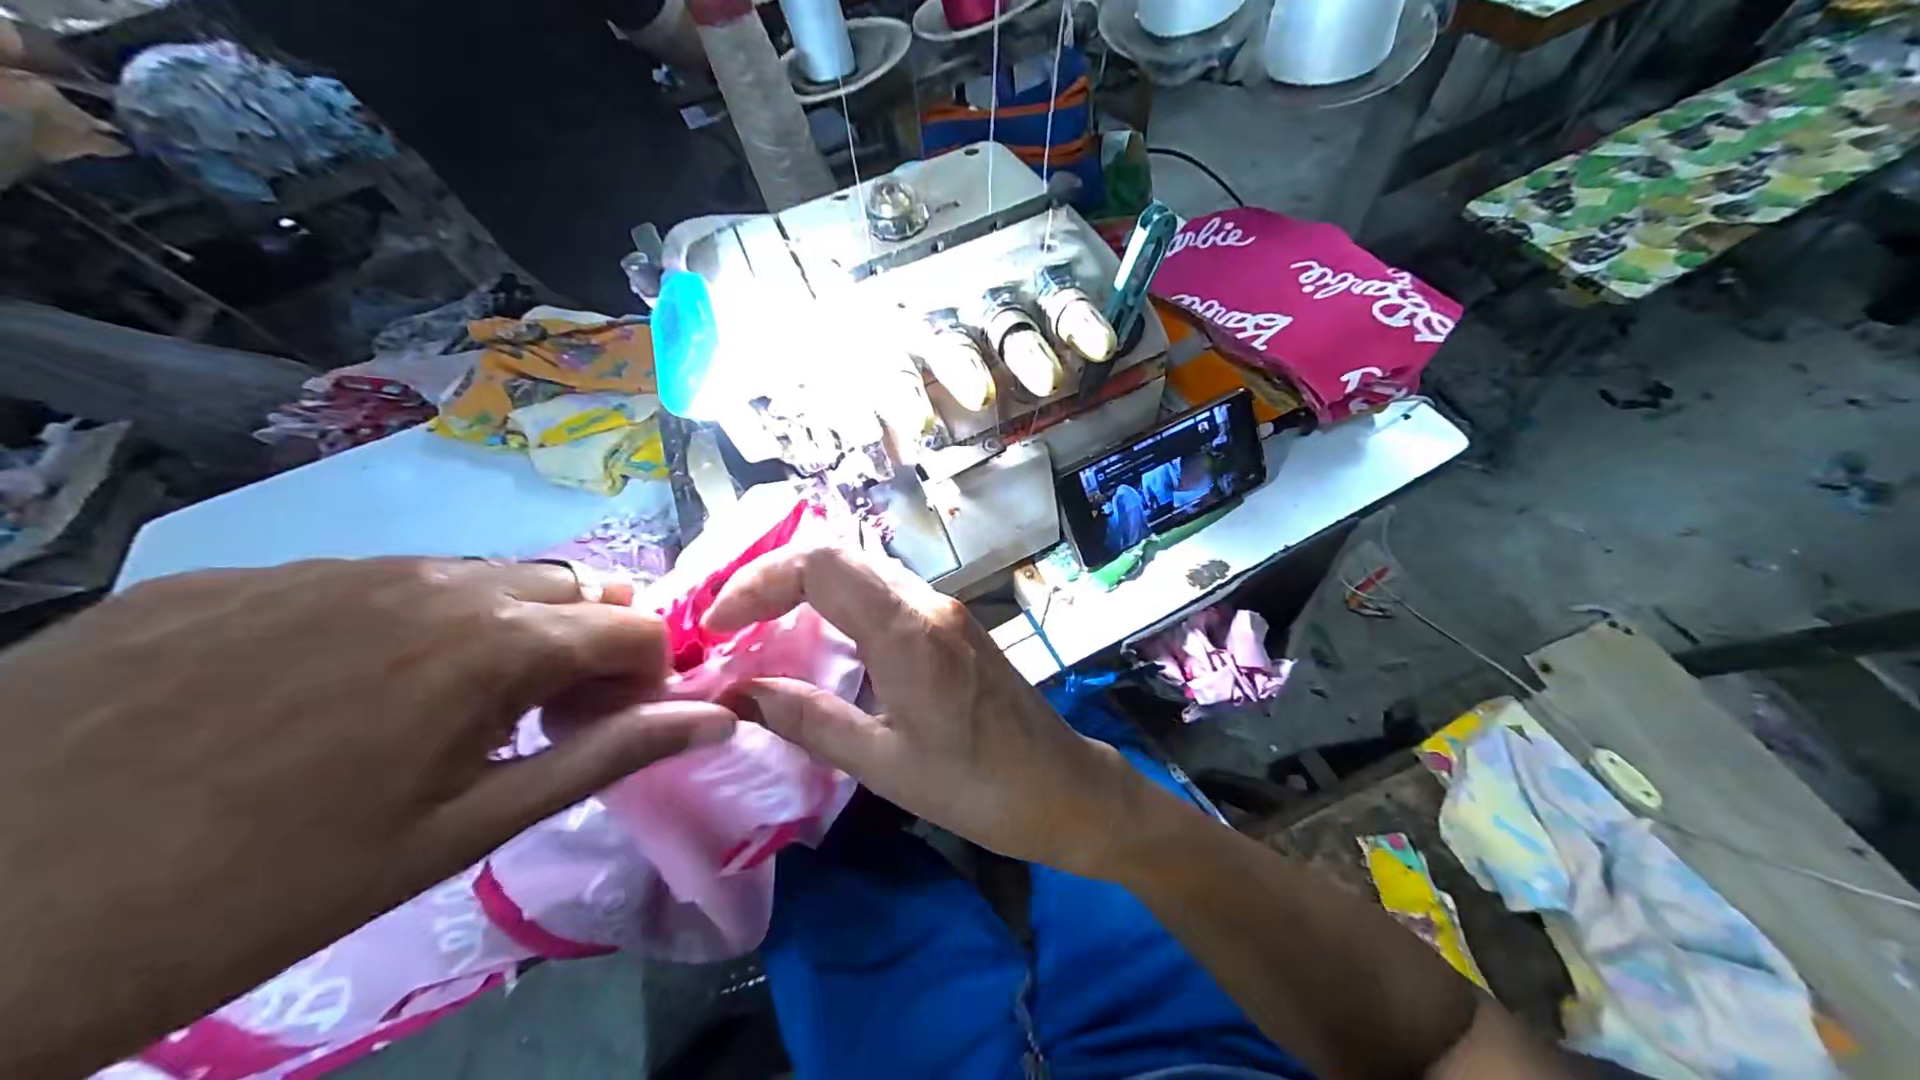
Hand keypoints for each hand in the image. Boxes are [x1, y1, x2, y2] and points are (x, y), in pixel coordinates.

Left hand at [0, 558, 733, 1076]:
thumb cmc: (258, 891)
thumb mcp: (462, 833)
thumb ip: (605, 757)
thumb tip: (717, 721)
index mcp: (493, 641)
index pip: (635, 623)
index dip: (648, 675)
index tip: (610, 730)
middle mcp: (430, 578)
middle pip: (567, 586)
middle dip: (586, 644)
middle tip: (542, 722)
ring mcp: (327, 565)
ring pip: (475, 577)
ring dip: (502, 631)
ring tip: (441, 712)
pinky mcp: (238, 574)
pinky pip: (371, 582)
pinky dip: (404, 624)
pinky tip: (330, 695)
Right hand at [704, 546, 1161, 873]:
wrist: (1066, 788)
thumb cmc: (979, 789)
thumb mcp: (885, 766)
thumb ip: (810, 721)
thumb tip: (738, 694)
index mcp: (909, 632)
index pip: (820, 565)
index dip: (758, 582)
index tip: (717, 627)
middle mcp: (927, 604)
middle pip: (838, 557)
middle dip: (773, 579)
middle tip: (728, 624)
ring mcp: (944, 609)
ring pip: (861, 572)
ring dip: (804, 589)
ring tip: (757, 628)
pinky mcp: (952, 625)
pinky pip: (882, 595)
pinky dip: (836, 605)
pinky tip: (816, 640)